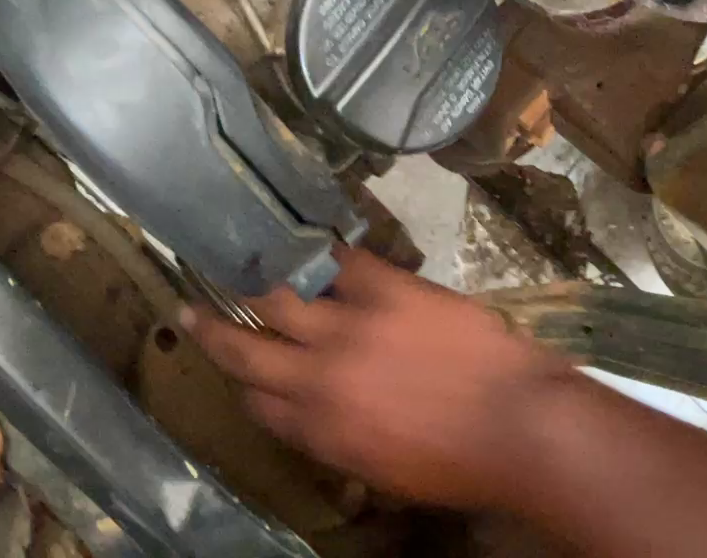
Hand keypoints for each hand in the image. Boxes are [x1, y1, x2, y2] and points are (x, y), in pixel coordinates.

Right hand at [185, 247, 582, 510]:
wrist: (519, 424)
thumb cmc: (458, 462)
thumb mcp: (385, 471)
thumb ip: (338, 438)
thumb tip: (315, 413)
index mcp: (319, 428)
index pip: (256, 402)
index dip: (242, 383)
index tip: (238, 369)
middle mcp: (319, 375)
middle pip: (248, 349)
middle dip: (211, 330)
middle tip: (187, 308)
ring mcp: (351, 325)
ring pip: (279, 296)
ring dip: (248, 279)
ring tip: (228, 260)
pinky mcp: (386, 288)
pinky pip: (340, 261)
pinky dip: (318, 250)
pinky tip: (301, 235)